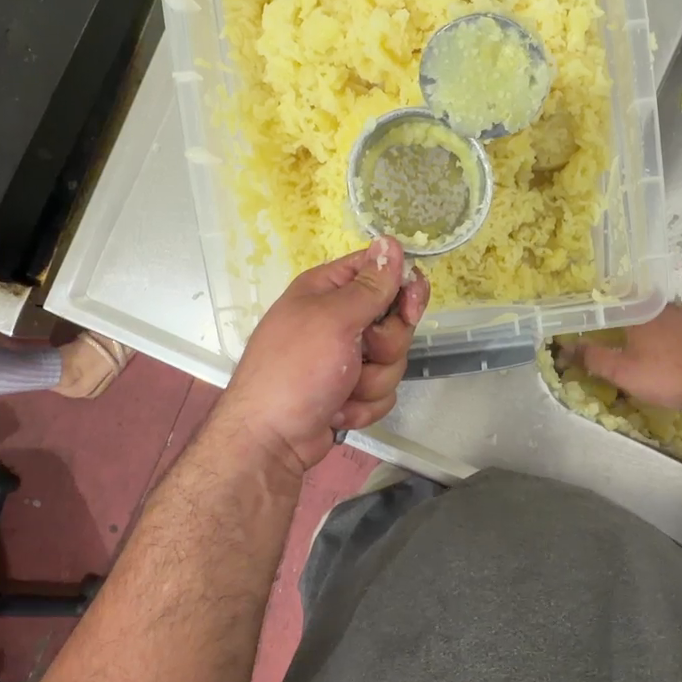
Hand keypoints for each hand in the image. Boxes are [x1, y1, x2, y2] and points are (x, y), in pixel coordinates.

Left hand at [213, 237, 429, 476]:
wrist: (272, 439)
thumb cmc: (296, 370)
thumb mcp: (335, 320)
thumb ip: (371, 285)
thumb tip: (390, 241)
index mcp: (327, 290)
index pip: (380, 272)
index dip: (401, 289)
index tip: (409, 309)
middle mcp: (338, 320)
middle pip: (395, 321)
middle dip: (386, 346)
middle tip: (363, 353)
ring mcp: (346, 358)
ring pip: (393, 361)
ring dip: (372, 381)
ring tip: (341, 390)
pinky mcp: (352, 391)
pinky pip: (383, 391)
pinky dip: (364, 405)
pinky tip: (338, 410)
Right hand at [565, 305, 681, 418]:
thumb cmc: (666, 376)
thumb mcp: (622, 372)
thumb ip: (592, 358)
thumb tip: (565, 347)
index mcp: (640, 312)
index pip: (612, 307)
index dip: (601, 318)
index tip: (594, 330)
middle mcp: (663, 307)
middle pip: (636, 312)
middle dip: (625, 325)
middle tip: (617, 344)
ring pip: (659, 320)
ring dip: (648, 333)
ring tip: (642, 351)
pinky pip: (678, 330)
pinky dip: (669, 340)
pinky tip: (670, 356)